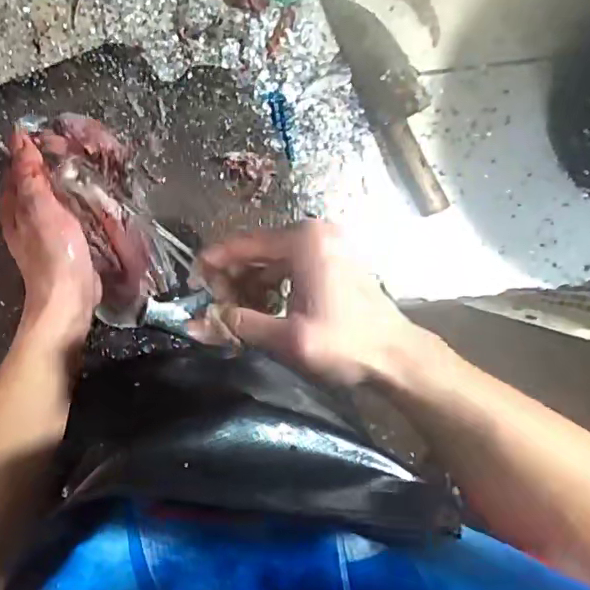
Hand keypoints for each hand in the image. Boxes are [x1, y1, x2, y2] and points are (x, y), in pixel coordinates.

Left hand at [0, 123, 99, 345]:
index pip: (18, 166)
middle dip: (54, 163)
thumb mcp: (41, 208)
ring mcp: (44, 232)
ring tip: (91, 165)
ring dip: (69, 181)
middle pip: (35, 180)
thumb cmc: (55, 254)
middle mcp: (24, 218)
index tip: (60, 135)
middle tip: (82, 147)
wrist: (69, 300)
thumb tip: (17, 138)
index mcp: (13, 207)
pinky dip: (79, 200)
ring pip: (53, 196)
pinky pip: (69, 212)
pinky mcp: (64, 244)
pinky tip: (95, 196)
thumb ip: (30, 175)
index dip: (34, 148)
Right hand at [197, 222, 427, 386]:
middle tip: (216, 307)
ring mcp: (327, 244)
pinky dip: (271, 285)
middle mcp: (315, 233)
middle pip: (256, 250)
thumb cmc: (345, 344)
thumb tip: (193, 325)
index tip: (192, 283)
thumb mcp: (285, 338)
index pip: (242, 244)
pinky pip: (289, 266)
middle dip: (232, 278)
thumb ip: (237, 326)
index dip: (213, 264)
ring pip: (271, 260)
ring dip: (250, 284)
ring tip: (237, 314)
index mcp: (303, 241)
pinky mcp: (333, 260)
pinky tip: (263, 310)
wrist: (397, 357)